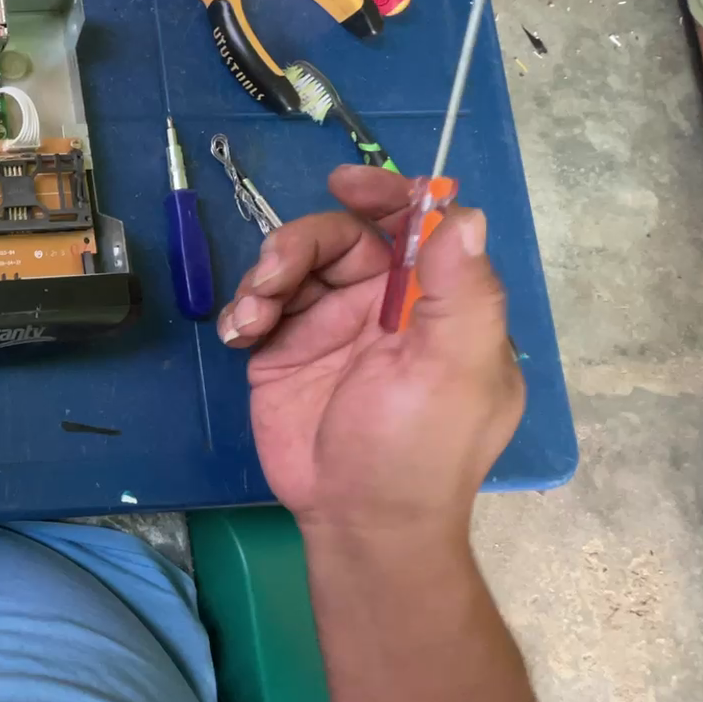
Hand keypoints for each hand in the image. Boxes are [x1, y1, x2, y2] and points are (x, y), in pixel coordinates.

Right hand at [217, 166, 523, 545]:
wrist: (353, 517)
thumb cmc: (416, 448)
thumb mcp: (452, 371)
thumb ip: (461, 294)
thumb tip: (462, 214)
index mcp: (433, 304)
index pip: (413, 229)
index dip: (385, 195)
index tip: (342, 184)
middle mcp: (378, 306)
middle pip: (335, 239)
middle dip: (296, 247)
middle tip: (270, 280)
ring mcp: (324, 327)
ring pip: (288, 267)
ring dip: (261, 281)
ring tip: (249, 320)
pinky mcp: (279, 349)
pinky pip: (255, 306)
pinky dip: (242, 310)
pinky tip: (240, 335)